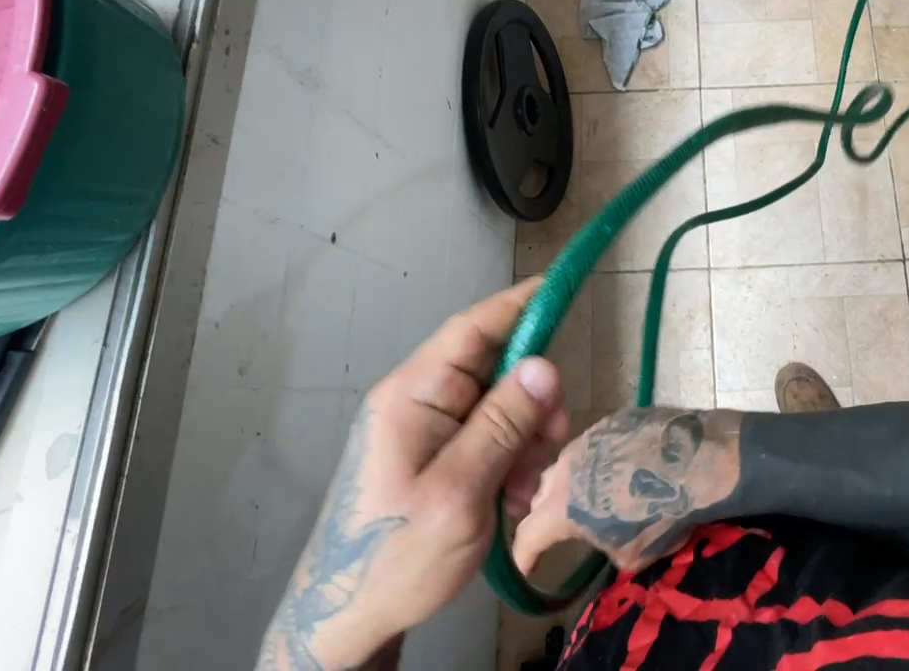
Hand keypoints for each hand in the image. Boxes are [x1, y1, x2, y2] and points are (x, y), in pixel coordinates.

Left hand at [257, 278, 567, 670]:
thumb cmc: (396, 557)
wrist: (349, 620)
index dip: (517, 305)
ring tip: (524, 490)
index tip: (559, 287)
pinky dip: (512, 459)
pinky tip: (513, 497)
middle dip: (533, 401)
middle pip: (494, 369)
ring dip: (526, 439)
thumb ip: (502, 426)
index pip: (472, 329)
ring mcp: (427, 428)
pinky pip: (489, 436)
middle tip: (552, 444)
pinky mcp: (436, 455)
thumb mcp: (459, 493)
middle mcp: (420, 400)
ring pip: (500, 404)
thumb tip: (544, 364)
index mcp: (414, 395)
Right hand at [511, 407, 742, 575]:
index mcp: (562, 505)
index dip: (525, 555)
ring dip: (571, 481)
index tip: (529, 566)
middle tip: (556, 526)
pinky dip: (598, 459)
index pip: (528, 535)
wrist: (698, 460)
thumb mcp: (630, 555)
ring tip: (585, 494)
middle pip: (542, 492)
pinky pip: (596, 443)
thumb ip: (602, 544)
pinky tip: (618, 467)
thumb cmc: (662, 515)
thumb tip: (605, 535)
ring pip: (567, 462)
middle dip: (544, 512)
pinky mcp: (614, 418)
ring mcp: (590, 436)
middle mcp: (567, 465)